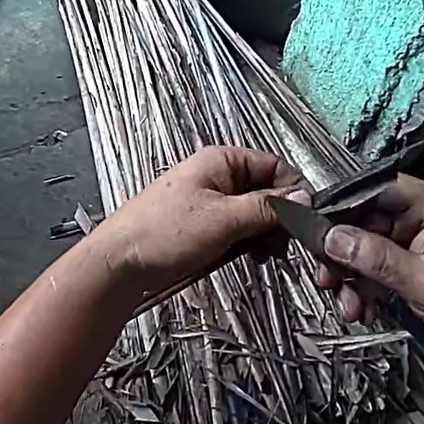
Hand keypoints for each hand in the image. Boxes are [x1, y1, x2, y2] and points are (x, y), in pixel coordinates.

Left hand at [91, 146, 300, 298]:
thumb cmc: (163, 234)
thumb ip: (267, 208)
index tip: (303, 221)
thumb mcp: (224, 219)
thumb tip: (304, 198)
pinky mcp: (203, 223)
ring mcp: (209, 200)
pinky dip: (246, 242)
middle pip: (266, 190)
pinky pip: (236, 227)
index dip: (293, 192)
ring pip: (253, 212)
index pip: (275, 166)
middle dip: (277, 218)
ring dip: (262, 233)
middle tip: (279, 245)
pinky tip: (246, 257)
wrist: (119, 263)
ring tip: (261, 254)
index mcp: (222, 161)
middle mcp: (217, 175)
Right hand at [313, 175, 423, 370]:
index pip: (376, 189)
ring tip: (347, 304)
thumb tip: (333, 237)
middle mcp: (419, 218)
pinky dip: (361, 289)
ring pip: (362, 248)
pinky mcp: (407, 266)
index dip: (342, 205)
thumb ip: (376, 257)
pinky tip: (359, 308)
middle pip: (363, 221)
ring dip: (349, 277)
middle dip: (341, 252)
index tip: (316, 227)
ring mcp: (412, 243)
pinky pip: (372, 269)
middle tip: (326, 275)